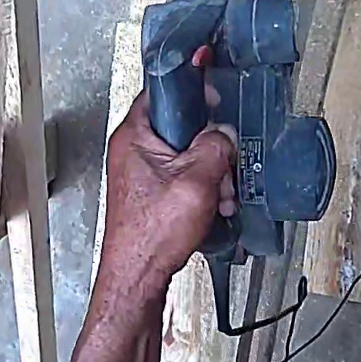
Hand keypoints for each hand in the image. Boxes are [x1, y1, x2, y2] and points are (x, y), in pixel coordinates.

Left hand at [96, 92, 236, 299]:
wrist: (139, 275)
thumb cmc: (152, 232)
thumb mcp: (196, 180)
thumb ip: (216, 147)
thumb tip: (225, 134)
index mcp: (135, 136)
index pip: (162, 91)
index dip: (191, 87)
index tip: (213, 89)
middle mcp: (135, 150)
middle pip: (183, 127)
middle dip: (212, 147)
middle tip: (224, 164)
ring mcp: (143, 172)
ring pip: (188, 155)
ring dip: (212, 173)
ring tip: (220, 196)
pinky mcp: (153, 191)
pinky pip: (185, 176)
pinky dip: (204, 188)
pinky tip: (214, 206)